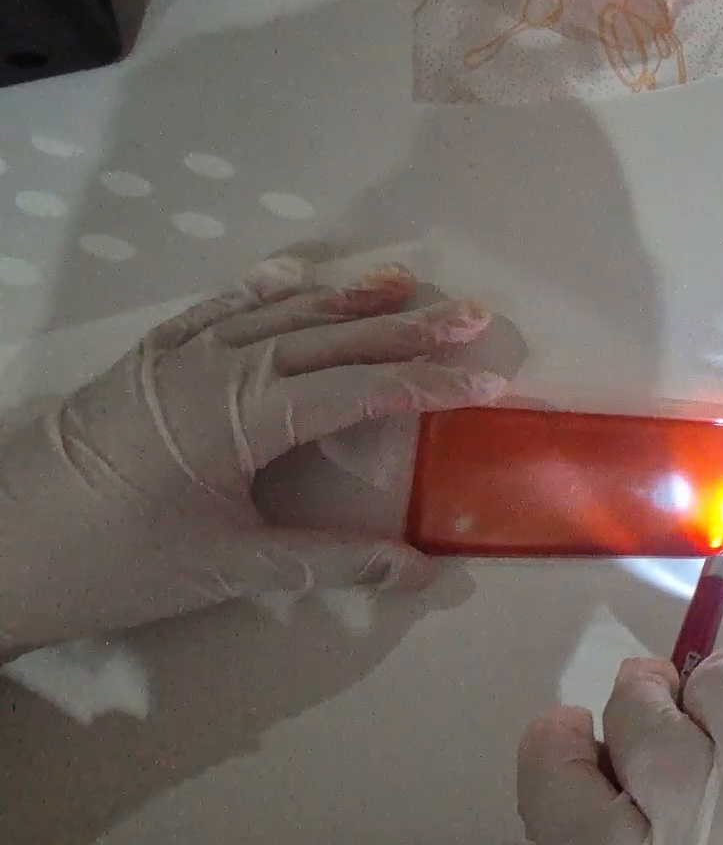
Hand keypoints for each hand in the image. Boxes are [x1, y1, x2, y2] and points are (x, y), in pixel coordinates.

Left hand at [0, 258, 506, 652]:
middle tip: (474, 317)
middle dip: (412, 328)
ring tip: (410, 283)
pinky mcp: (146, 359)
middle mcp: (217, 371)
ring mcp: (177, 357)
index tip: (492, 384)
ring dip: (352, 298)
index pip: (364, 389)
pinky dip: (264, 289)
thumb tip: (425, 571)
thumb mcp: (228, 569)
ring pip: (284, 314)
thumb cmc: (106, 566)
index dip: (434, 385)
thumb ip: (334, 561)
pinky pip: (217, 309)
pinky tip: (298, 273)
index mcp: (242, 417)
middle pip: (336, 339)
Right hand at [517, 629, 722, 844]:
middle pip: (636, 716)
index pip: (562, 799)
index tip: (562, 723)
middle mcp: (708, 818)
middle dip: (644, 698)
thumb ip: (638, 822)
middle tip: (660, 696)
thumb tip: (600, 736)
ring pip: (709, 675)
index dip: (555, 752)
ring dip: (720, 688)